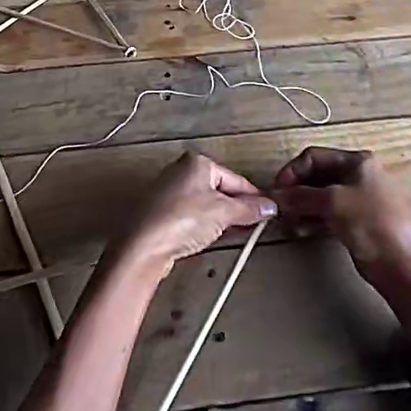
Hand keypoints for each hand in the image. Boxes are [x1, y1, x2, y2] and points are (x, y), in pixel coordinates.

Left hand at [114, 152, 275, 273]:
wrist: (142, 249)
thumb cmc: (180, 220)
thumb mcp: (225, 213)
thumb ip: (249, 209)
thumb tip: (267, 207)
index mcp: (197, 162)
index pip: (235, 179)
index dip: (252, 197)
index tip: (264, 211)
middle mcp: (179, 171)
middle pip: (219, 190)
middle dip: (234, 208)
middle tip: (249, 224)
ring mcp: (166, 192)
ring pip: (203, 204)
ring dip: (217, 218)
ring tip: (226, 233)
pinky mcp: (156, 213)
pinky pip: (187, 216)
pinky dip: (199, 225)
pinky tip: (204, 238)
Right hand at [270, 147, 410, 272]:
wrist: (399, 260)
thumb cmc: (370, 221)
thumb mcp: (333, 202)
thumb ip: (302, 196)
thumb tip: (276, 195)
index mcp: (356, 161)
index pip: (315, 156)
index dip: (293, 171)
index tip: (276, 191)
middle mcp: (356, 175)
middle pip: (317, 176)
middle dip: (296, 190)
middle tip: (278, 209)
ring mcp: (356, 199)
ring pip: (320, 197)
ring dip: (301, 207)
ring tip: (286, 222)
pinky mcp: (354, 221)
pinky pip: (326, 214)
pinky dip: (312, 220)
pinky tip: (299, 230)